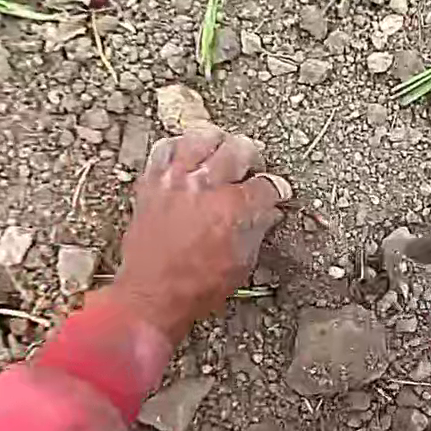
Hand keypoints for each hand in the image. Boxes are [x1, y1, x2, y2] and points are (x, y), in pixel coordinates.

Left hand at [102, 125, 286, 345]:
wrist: (152, 294)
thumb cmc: (199, 284)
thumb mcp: (244, 261)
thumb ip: (258, 227)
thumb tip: (269, 209)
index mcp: (233, 209)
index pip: (266, 184)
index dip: (277, 189)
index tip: (278, 192)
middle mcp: (205, 187)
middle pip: (239, 148)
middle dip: (253, 159)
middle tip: (252, 171)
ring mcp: (175, 180)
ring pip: (203, 136)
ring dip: (218, 144)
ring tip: (221, 156)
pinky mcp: (152, 182)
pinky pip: (165, 148)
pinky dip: (181, 148)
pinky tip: (189, 160)